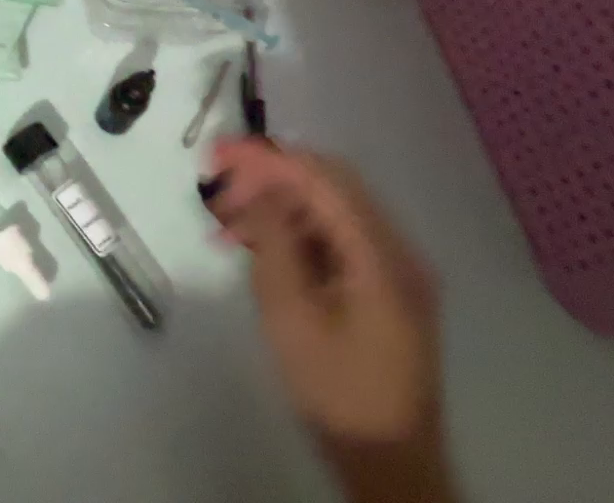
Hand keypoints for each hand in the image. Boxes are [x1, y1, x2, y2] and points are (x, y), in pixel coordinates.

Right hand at [204, 139, 452, 501]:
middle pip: (330, 184)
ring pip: (330, 207)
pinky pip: (335, 235)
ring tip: (225, 219)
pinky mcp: (383, 284)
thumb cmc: (334, 389)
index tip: (216, 153)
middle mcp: (397, 250)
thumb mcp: (290, 314)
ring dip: (277, 201)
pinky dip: (293, 228)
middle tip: (216, 183)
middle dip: (269, 173)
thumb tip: (255, 188)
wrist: (388, 460)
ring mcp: (394, 267)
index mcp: (381, 256)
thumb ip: (274, 242)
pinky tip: (254, 242)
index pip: (321, 180)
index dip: (267, 158)